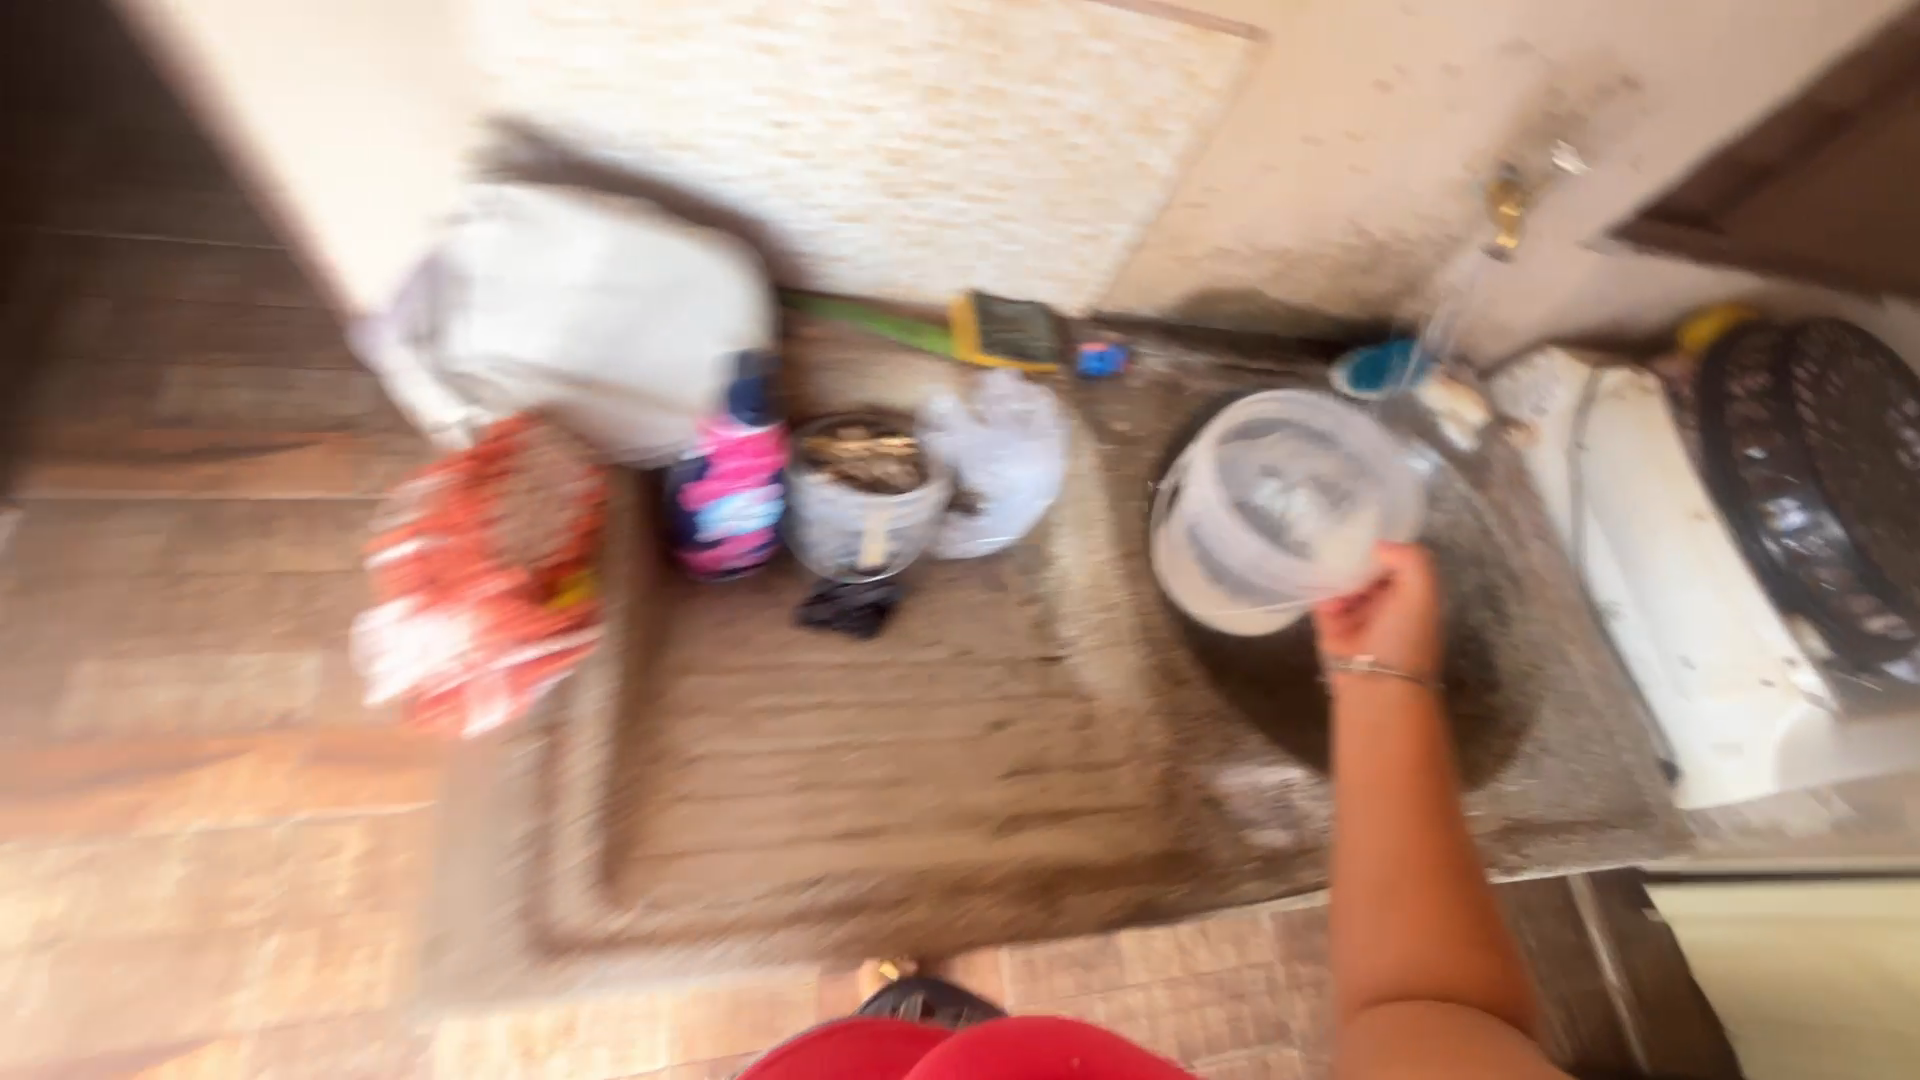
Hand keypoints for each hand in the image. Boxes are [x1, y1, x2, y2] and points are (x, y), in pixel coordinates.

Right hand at [1313, 541, 1442, 685]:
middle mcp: (1385, 604)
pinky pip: (1319, 598)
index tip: (1364, 530)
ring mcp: (1355, 614)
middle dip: (1354, 556)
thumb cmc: (1405, 637)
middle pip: (1366, 570)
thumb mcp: (1422, 594)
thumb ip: (1410, 559)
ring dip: (1334, 572)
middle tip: (1337, 537)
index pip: (1397, 562)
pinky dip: (1315, 588)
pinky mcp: (1328, 625)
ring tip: (1323, 558)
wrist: (1376, 683)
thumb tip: (1378, 545)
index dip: (1384, 546)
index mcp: (1412, 596)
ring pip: (1342, 582)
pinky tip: (1314, 578)